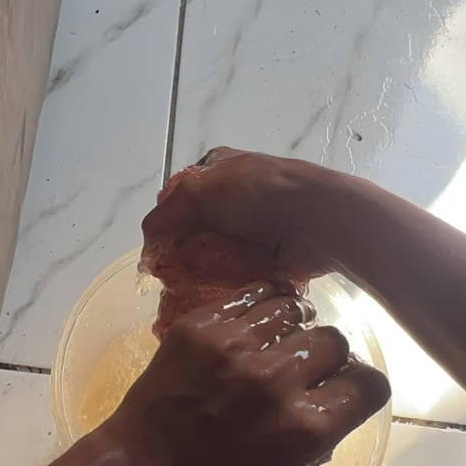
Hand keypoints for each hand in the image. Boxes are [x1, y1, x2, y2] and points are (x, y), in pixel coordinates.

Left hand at [86, 282, 390, 465]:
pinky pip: (249, 296)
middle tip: (308, 365)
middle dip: (329, 355)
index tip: (345, 388)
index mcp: (305, 429)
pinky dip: (260, 305)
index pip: (368, 384)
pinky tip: (254, 321)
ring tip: (282, 335)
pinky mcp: (201, 326)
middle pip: (333, 340)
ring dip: (295, 324)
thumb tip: (326, 418)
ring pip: (292, 309)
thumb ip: (316, 456)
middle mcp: (277, 380)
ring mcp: (236, 346)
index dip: (361, 387)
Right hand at [141, 148, 358, 276]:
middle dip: (183, 252)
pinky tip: (218, 297)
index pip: (177, 198)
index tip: (159, 252)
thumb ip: (163, 218)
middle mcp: (235, 194)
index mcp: (218, 168)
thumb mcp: (197, 193)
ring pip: (216, 253)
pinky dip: (228, 283)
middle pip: (195, 228)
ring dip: (205, 271)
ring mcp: (255, 224)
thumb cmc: (258, 194)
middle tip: (173, 279)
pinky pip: (239, 270)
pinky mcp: (270, 250)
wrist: (319, 218)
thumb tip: (146, 257)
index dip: (165, 223)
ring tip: (193, 293)